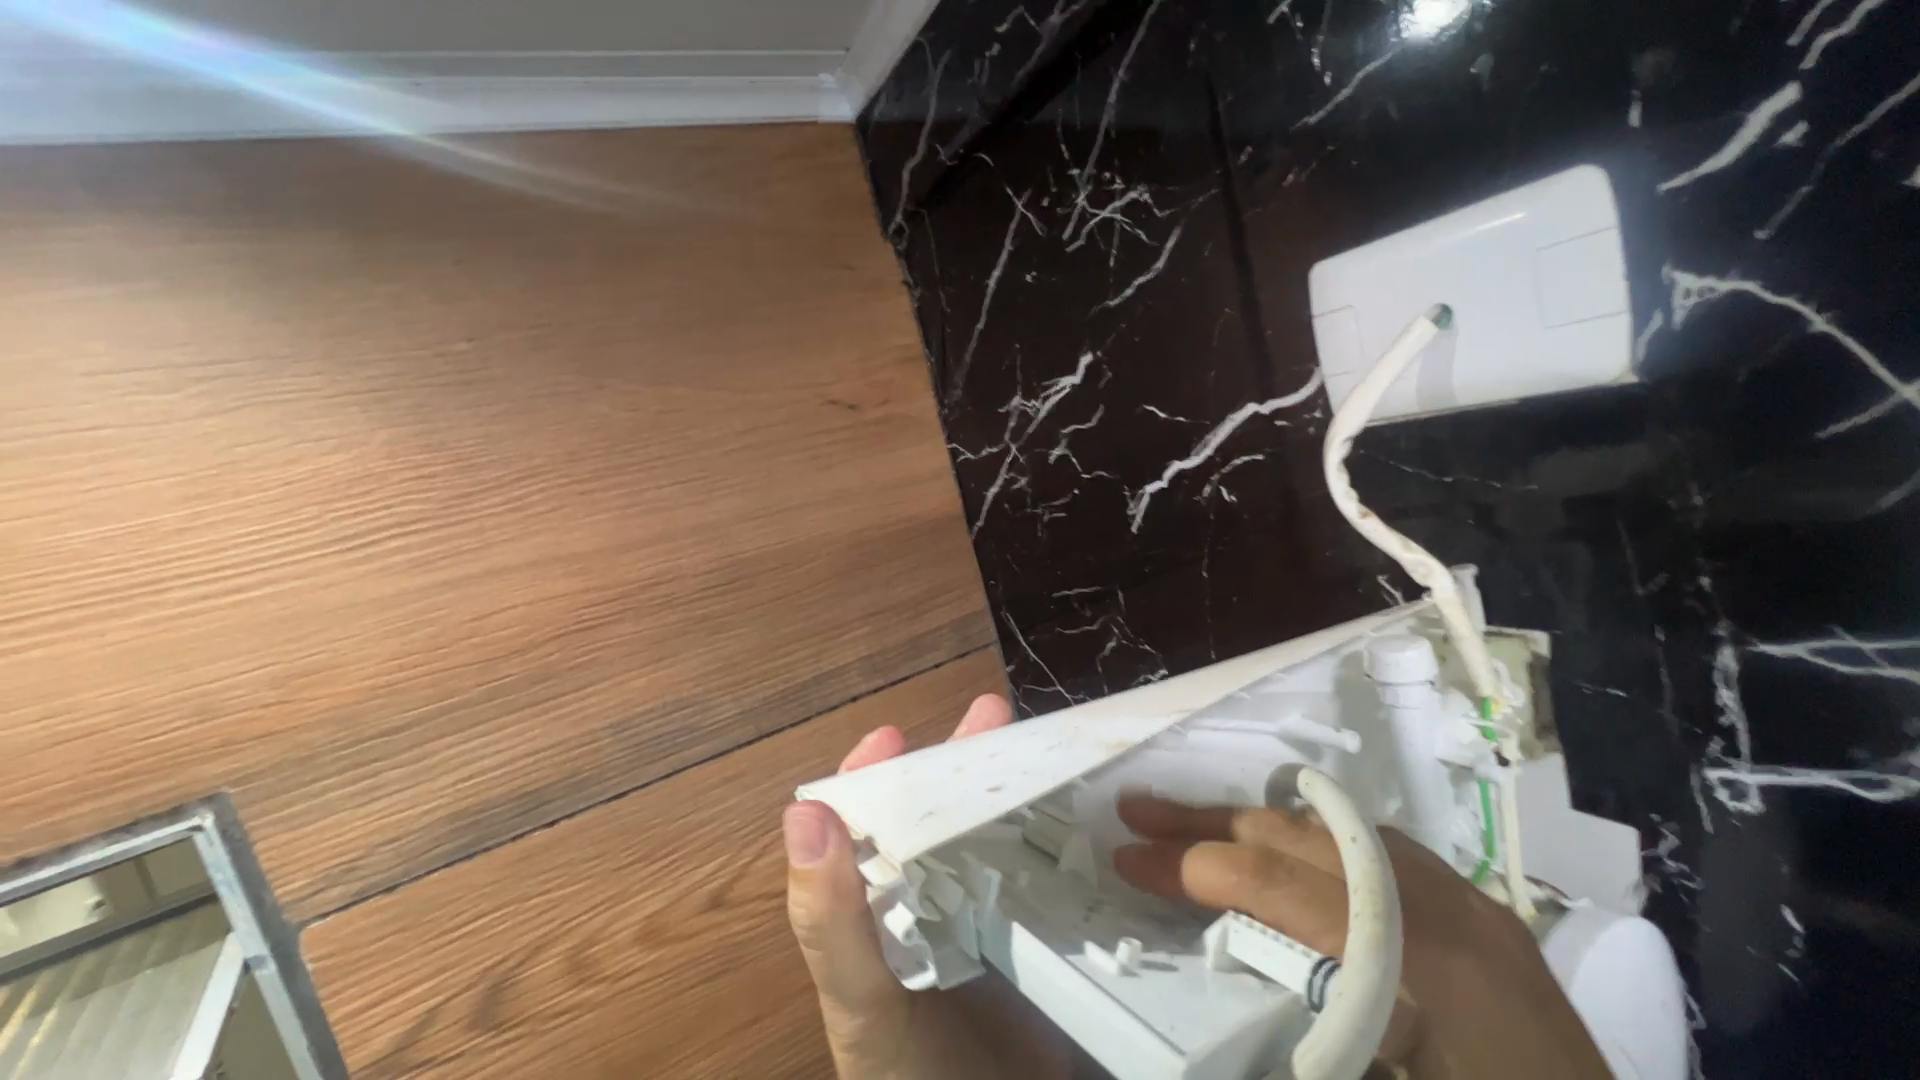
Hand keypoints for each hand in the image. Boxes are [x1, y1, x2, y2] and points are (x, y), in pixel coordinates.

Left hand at [784, 694, 1072, 1079]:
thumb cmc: (911, 1075)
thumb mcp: (862, 1005)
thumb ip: (830, 923)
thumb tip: (806, 813)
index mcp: (874, 908)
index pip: (864, 824)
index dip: (875, 774)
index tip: (895, 735)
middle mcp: (927, 902)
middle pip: (937, 814)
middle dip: (959, 760)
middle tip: (995, 713)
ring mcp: (984, 917)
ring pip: (994, 833)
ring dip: (1013, 786)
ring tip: (1048, 745)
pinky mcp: (1037, 939)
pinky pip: (1045, 875)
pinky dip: (1060, 835)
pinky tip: (1087, 808)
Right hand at [1112, 795, 1611, 1079]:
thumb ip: (1300, 1037)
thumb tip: (1221, 982)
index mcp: (1418, 966)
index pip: (1278, 887)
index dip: (1193, 868)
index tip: (1128, 861)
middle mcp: (1444, 912)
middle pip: (1302, 839)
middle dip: (1209, 823)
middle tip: (1137, 814)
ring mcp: (1469, 906)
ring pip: (1342, 832)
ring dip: (1259, 823)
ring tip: (1194, 823)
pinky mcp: (1481, 915)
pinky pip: (1381, 850)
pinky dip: (1317, 839)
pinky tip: (1286, 850)